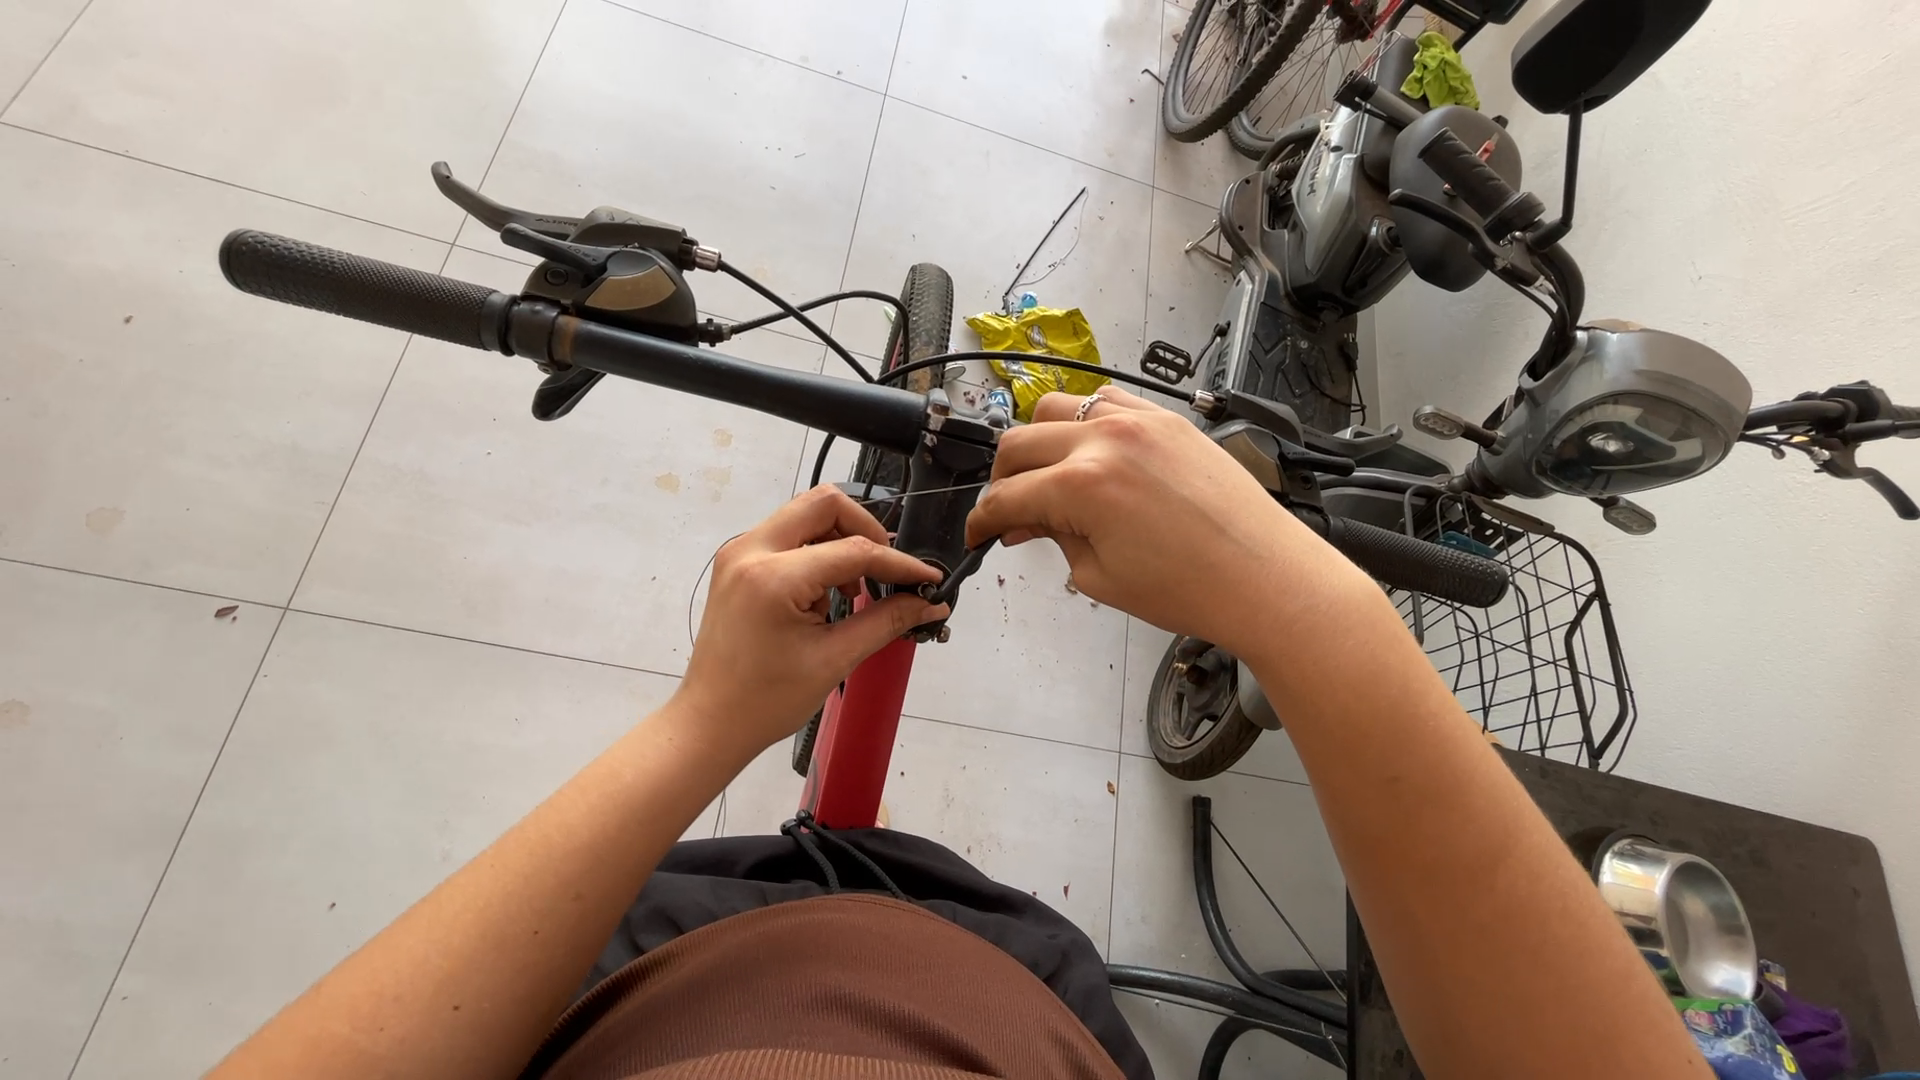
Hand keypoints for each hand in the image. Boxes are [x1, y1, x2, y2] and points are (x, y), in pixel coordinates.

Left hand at [671, 486, 947, 760]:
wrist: (709, 723)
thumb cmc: (766, 701)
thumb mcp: (835, 659)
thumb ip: (886, 621)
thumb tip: (930, 604)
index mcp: (773, 577)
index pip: (854, 550)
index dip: (899, 563)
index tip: (929, 578)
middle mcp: (751, 550)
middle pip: (824, 503)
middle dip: (867, 530)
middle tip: (886, 569)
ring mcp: (740, 552)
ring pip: (805, 514)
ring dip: (840, 540)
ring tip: (853, 590)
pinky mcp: (738, 563)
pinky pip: (789, 536)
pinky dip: (818, 551)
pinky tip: (826, 594)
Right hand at [965, 388, 1370, 654]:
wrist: (1267, 577)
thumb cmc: (1190, 589)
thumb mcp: (1100, 576)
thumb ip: (1053, 538)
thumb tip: (1025, 523)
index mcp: (1081, 486)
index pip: (1006, 497)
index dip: (982, 521)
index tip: (979, 534)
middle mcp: (1103, 439)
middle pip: (1019, 444)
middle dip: (1002, 481)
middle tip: (1010, 512)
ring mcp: (1139, 419)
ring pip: (1056, 407)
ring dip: (1038, 441)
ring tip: (1048, 476)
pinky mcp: (1167, 417)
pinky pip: (1107, 399)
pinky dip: (1084, 420)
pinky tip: (1090, 450)